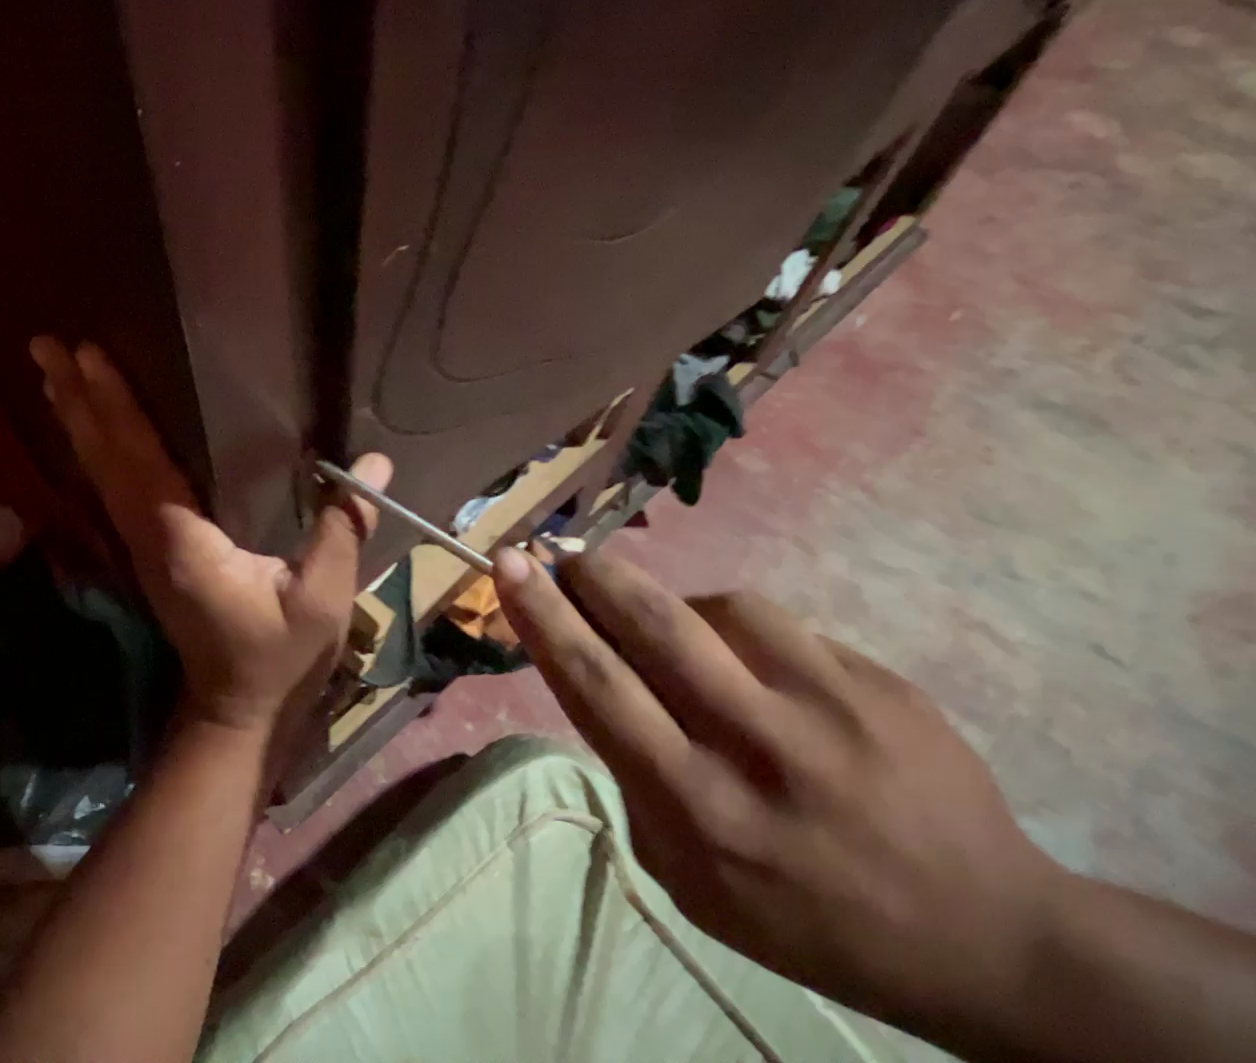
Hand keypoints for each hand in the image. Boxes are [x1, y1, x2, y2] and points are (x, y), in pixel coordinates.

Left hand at [31, 337, 389, 737]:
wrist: (237, 710)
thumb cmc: (279, 658)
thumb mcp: (322, 600)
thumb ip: (342, 530)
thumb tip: (374, 462)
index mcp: (186, 544)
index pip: (143, 465)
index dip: (118, 410)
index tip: (90, 357)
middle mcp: (151, 541)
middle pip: (106, 461)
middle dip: (78, 402)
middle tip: (44, 345)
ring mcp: (143, 550)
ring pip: (102, 475)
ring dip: (78, 422)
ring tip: (50, 373)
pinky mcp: (150, 556)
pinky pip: (113, 492)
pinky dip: (96, 453)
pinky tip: (87, 432)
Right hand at [492, 547, 1064, 1032]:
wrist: (979, 932)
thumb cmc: (805, 921)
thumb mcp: (687, 880)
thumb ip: (638, 784)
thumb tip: (610, 691)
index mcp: (695, 807)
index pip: (597, 686)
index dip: (544, 619)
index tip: (509, 568)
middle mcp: (754, 743)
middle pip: (652, 626)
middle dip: (591, 578)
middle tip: (557, 555)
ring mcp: (826, 703)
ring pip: (719, 607)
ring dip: (668, 603)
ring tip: (660, 626)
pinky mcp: (878, 680)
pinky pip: (780, 625)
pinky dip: (737, 628)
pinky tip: (743, 657)